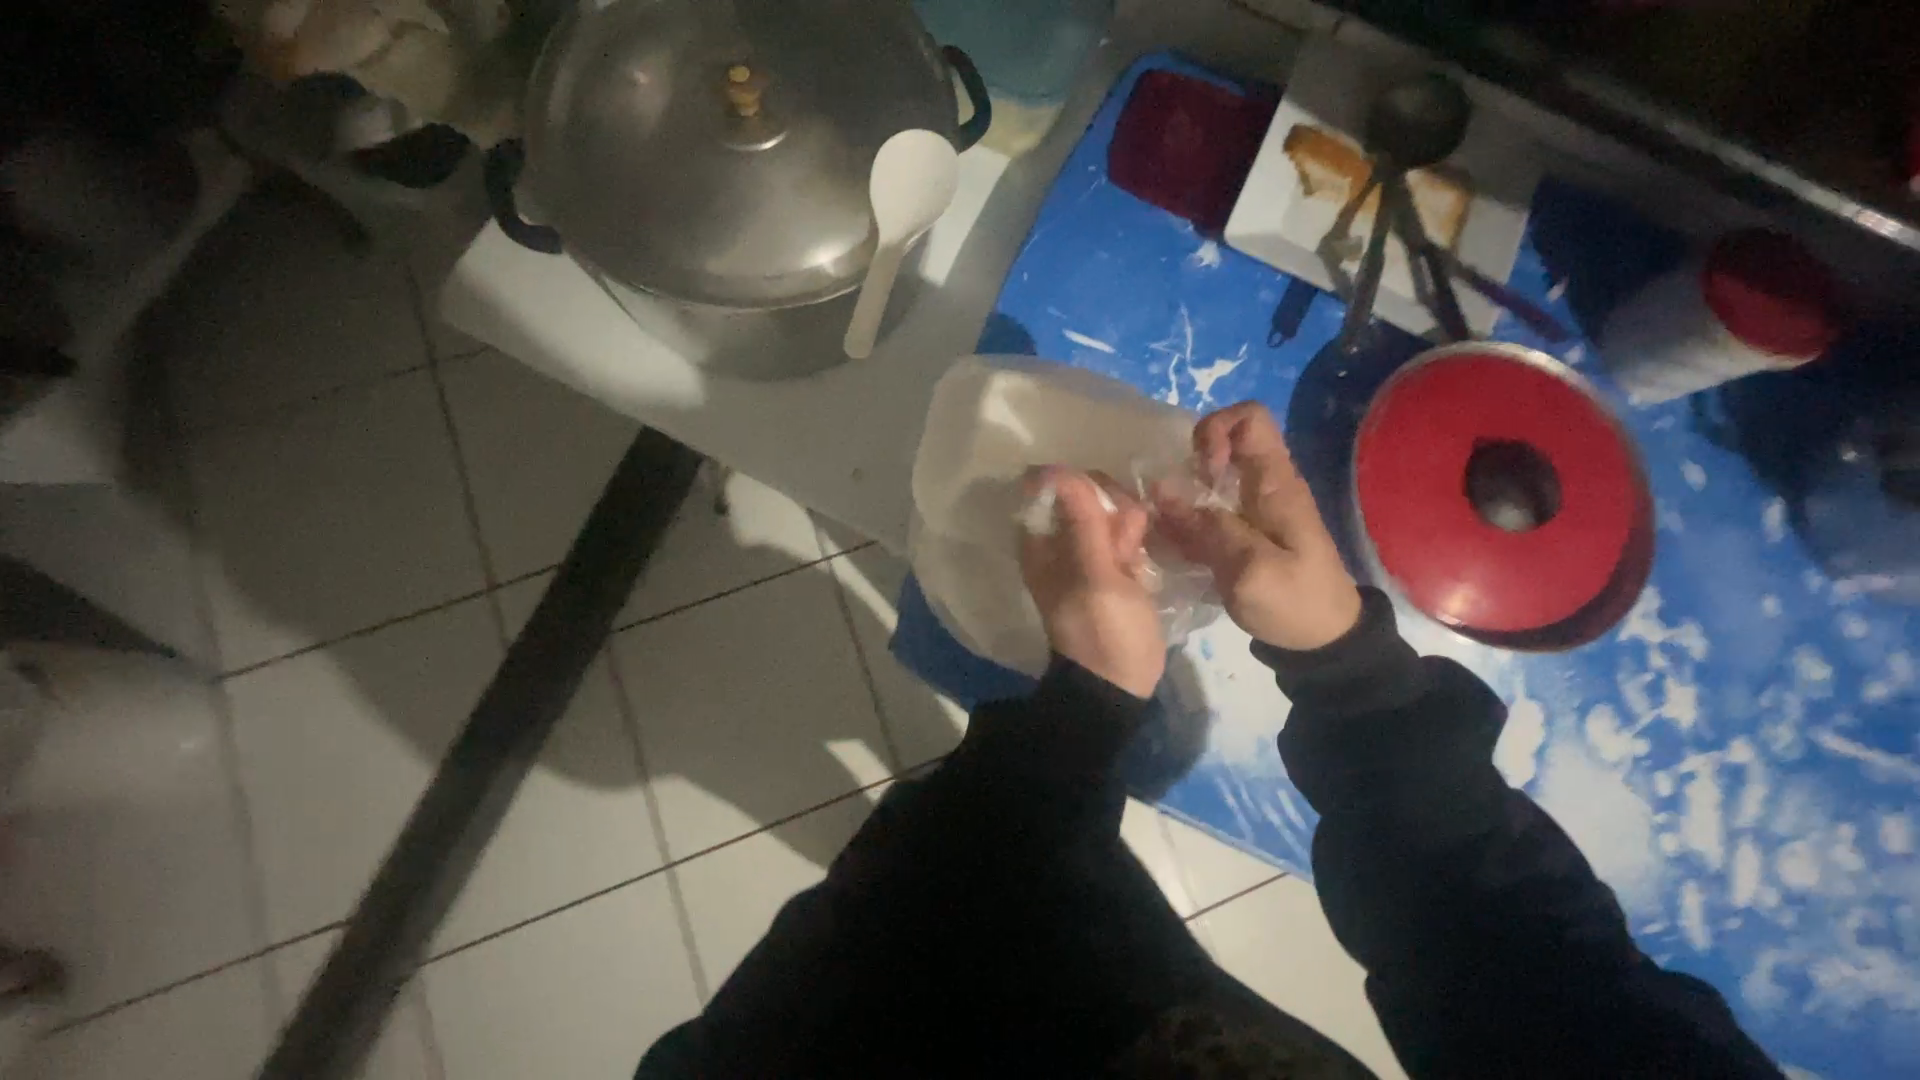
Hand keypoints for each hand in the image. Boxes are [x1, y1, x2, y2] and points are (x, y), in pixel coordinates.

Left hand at [1018, 467, 1166, 698]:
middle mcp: (1059, 538)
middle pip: (1087, 489)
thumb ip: (1081, 522)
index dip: (1082, 484)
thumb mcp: (1094, 575)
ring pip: (1111, 507)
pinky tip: (1141, 565)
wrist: (1118, 681)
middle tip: (1123, 543)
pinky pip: (1125, 530)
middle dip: (1112, 505)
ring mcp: (1086, 549)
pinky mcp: (1111, 562)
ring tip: (1132, 559)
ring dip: (1129, 524)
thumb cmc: (1103, 630)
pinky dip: (1136, 540)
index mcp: (1040, 539)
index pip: (1053, 482)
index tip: (1103, 506)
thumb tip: (1055, 470)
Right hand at [1157, 402, 1362, 650]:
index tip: (1201, 472)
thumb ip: (1208, 528)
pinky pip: (1207, 509)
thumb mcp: (1251, 570)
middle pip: (1223, 443)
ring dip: (1183, 497)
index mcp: (1276, 482)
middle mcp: (1263, 485)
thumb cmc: (1295, 603)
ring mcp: (1251, 509)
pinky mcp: (1241, 532)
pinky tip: (1176, 548)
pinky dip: (1187, 520)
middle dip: (1190, 466)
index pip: (1249, 418)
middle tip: (1177, 504)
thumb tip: (1162, 490)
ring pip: (1209, 479)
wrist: (1324, 642)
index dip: (1216, 431)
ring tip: (1169, 530)